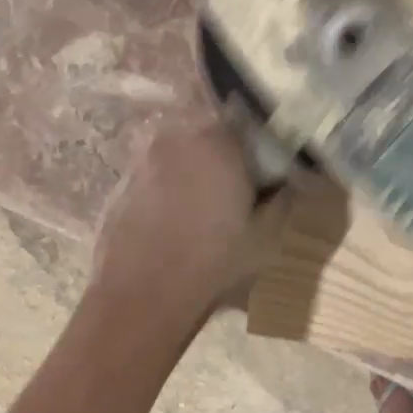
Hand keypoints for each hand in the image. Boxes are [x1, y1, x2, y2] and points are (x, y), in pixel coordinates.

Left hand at [90, 122, 290, 322]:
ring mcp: (144, 157)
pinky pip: (158, 173)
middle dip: (227, 150)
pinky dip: (172, 186)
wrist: (143, 295)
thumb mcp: (266, 237)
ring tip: (209, 204)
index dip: (261, 139)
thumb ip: (283, 198)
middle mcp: (178, 136)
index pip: (247, 117)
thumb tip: (288, 181)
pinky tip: (180, 219)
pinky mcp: (124, 182)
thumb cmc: (214, 263)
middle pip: (210, 129)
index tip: (269, 164)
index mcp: (218, 141)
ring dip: (197, 168)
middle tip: (241, 184)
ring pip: (182, 150)